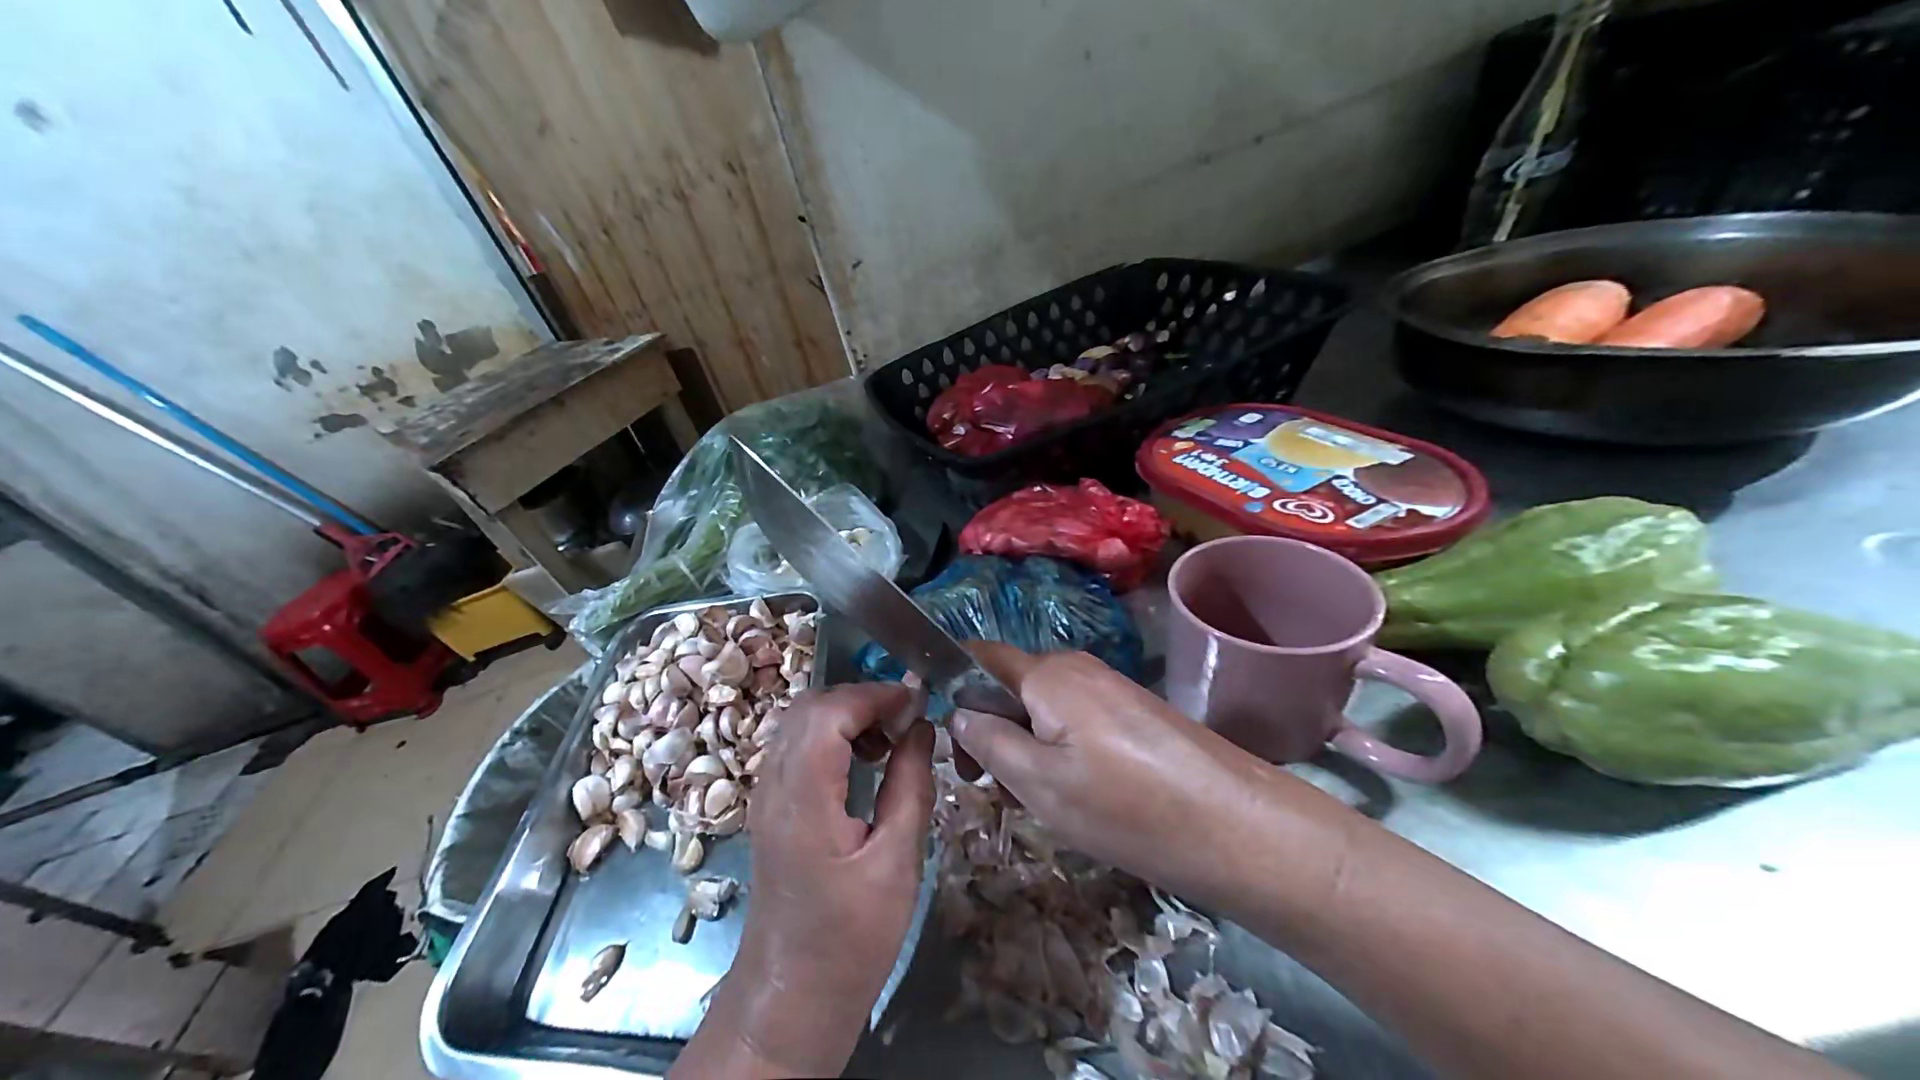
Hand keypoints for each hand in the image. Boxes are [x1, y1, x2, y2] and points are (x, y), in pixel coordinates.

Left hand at [675, 683, 933, 1078]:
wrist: (792, 995)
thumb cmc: (850, 938)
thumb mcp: (897, 862)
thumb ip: (910, 784)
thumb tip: (922, 727)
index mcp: (803, 798)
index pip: (829, 713)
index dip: (874, 695)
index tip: (918, 700)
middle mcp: (773, 785)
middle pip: (810, 708)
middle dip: (862, 699)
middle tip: (908, 718)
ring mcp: (767, 795)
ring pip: (800, 723)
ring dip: (847, 715)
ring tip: (892, 739)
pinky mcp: (772, 808)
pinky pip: (798, 747)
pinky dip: (832, 736)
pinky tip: (866, 762)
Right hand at [952, 644, 1305, 904]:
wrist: (1234, 826)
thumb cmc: (1124, 806)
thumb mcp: (1038, 783)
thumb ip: (988, 741)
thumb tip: (958, 713)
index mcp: (1046, 674)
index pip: (978, 656)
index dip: (952, 689)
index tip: (947, 742)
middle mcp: (1076, 667)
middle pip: (1010, 687)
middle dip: (991, 731)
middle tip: (994, 789)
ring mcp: (1108, 687)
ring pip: (1042, 709)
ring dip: (1025, 747)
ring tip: (1036, 802)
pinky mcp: (1131, 712)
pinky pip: (1075, 721)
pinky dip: (1059, 752)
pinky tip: (1075, 796)